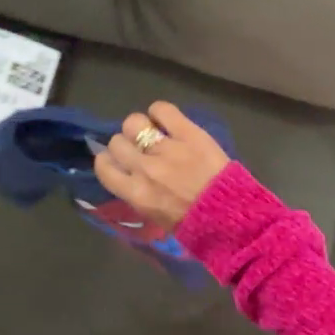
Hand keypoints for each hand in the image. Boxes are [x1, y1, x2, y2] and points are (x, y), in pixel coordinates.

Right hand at [93, 102, 230, 229]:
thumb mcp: (156, 217)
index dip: (107, 160)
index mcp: (136, 193)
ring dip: (138, 128)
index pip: (104, 166)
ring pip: (134, 123)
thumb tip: (129, 177)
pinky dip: (160, 113)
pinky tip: (166, 121)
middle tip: (139, 150)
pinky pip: (163, 110)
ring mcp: (166, 148)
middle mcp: (145, 168)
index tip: (115, 161)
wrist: (230, 215)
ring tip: (152, 134)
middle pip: (117, 142)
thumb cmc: (194, 225)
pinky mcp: (187, 132)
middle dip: (125, 145)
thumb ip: (138, 195)